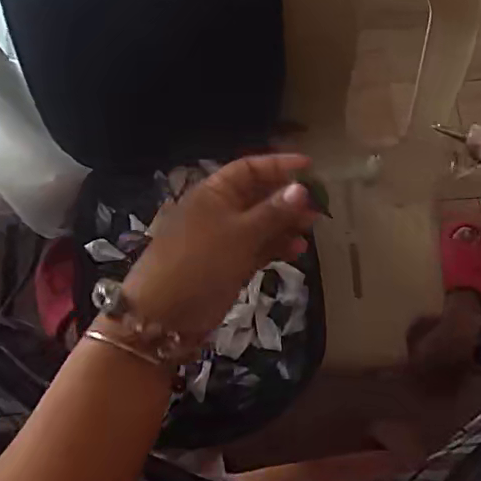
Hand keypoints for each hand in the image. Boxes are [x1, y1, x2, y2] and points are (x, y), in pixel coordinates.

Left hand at [121, 154, 319, 339]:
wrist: (163, 316)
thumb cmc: (200, 262)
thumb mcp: (240, 234)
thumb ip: (273, 212)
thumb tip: (301, 188)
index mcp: (214, 192)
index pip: (249, 168)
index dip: (278, 164)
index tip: (309, 166)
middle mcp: (218, 211)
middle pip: (257, 195)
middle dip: (287, 197)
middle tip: (318, 203)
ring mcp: (223, 240)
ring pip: (260, 224)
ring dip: (285, 223)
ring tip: (312, 227)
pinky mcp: (228, 265)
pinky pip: (257, 248)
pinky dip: (276, 247)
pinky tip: (298, 250)